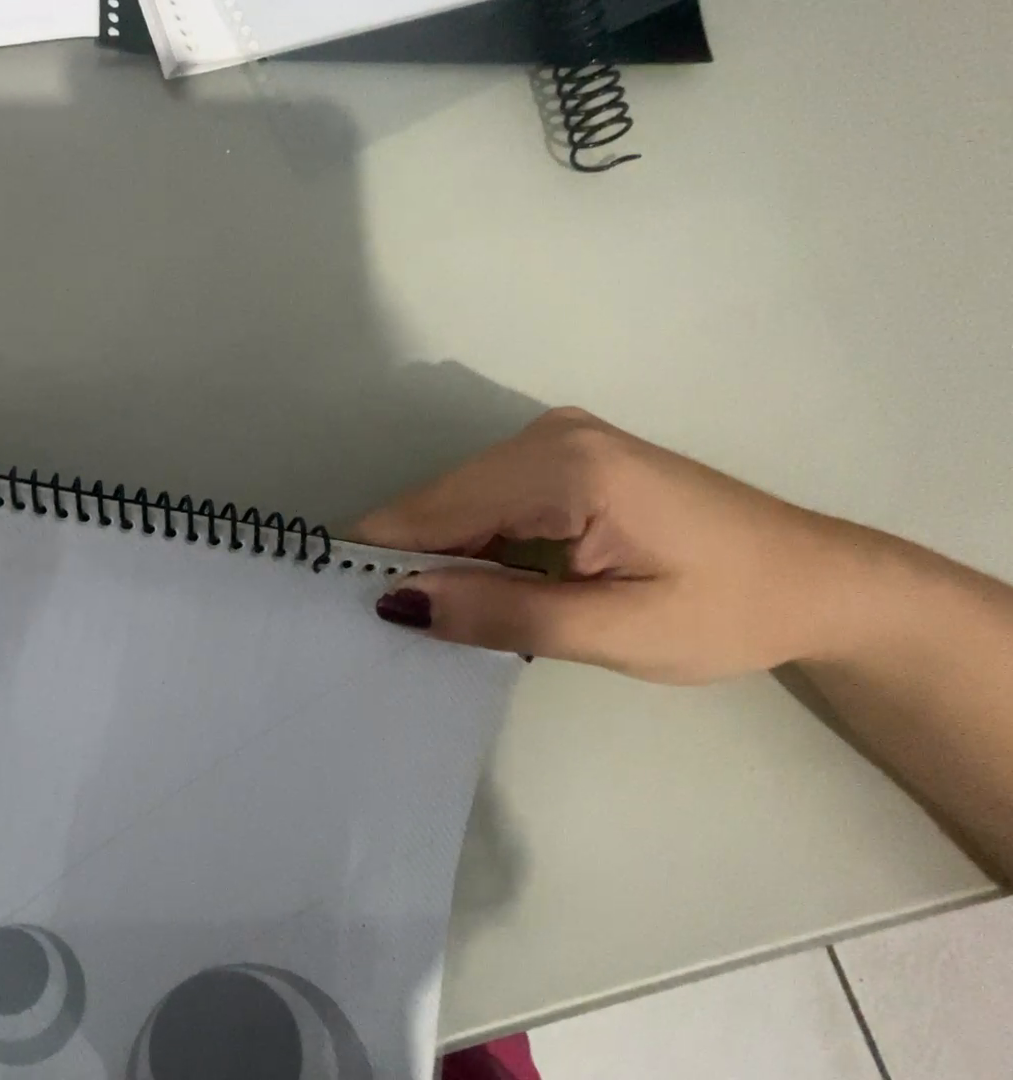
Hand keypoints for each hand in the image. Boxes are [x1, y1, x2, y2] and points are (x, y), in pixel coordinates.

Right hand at [349, 408, 879, 682]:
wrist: (821, 582)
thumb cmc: (731, 612)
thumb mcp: (617, 632)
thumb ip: (505, 614)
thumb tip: (398, 600)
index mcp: (562, 468)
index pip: (429, 512)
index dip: (377, 561)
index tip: (339, 615)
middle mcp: (544, 437)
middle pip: (432, 505)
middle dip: (407, 564)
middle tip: (396, 635)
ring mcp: (550, 442)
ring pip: (449, 505)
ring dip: (436, 560)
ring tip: (439, 619)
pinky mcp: (556, 459)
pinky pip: (478, 504)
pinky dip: (464, 548)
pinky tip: (478, 589)